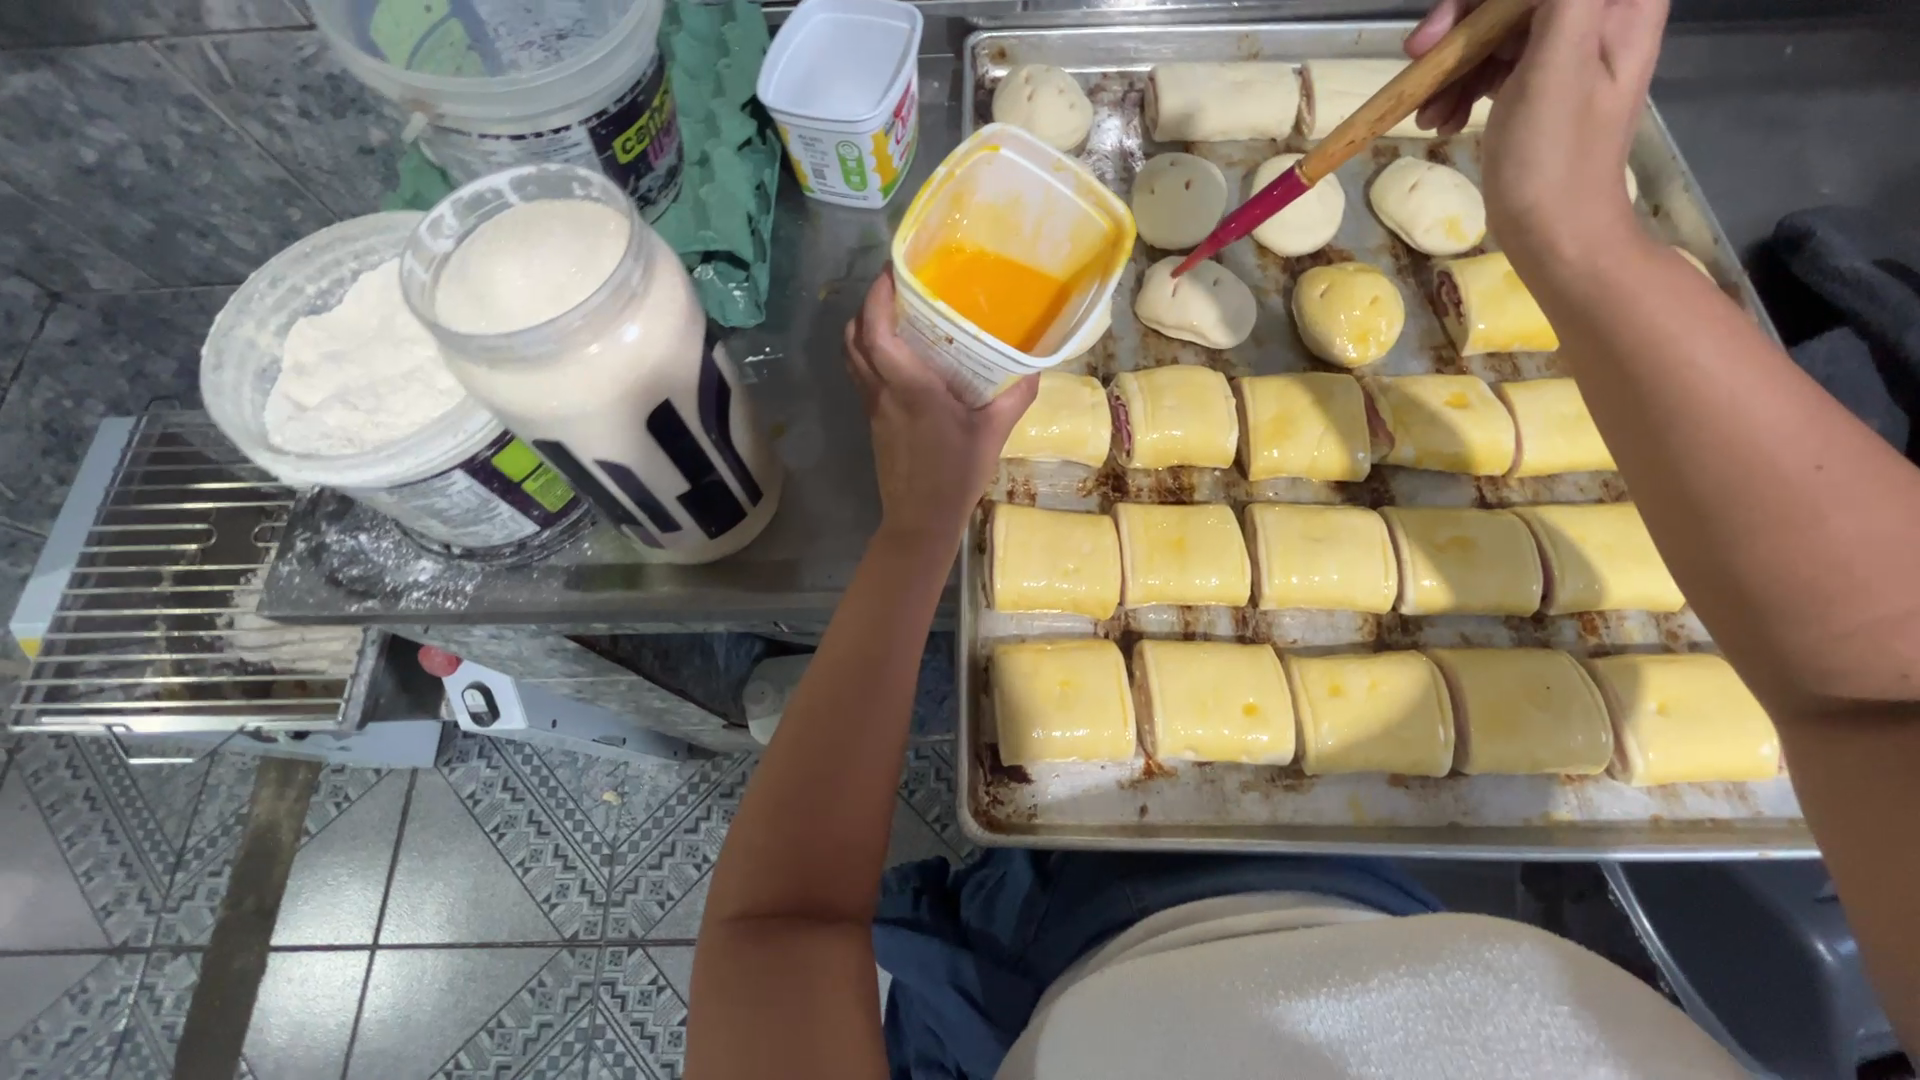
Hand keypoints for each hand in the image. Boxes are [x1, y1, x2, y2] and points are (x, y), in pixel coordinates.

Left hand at [844, 268, 1038, 549]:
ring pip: (852, 358)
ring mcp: (873, 408)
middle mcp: (883, 392)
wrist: (920, 520)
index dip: (877, 298)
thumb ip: (1014, 397)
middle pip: (854, 338)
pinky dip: (869, 355)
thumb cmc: (956, 475)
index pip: (877, 332)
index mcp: (910, 388)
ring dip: (862, 330)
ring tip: (893, 316)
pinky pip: (861, 376)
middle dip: (867, 306)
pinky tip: (898, 358)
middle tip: (895, 289)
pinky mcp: (873, 423)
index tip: (892, 272)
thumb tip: (1034, 366)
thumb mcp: (993, 434)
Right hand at [1408, 0, 1668, 264]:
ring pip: (1496, 31)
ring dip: (1452, 67)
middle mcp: (1596, 16)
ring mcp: (1566, 53)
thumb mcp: (1556, 63)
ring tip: (1428, 114)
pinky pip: (1492, 67)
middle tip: (1416, 61)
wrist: (1556, 234)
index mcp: (1615, 2)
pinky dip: (1461, 89)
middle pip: (1510, 1)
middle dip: (1461, 30)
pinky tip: (1443, 122)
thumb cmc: (1554, 157)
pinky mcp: (1539, 86)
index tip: (1435, 34)